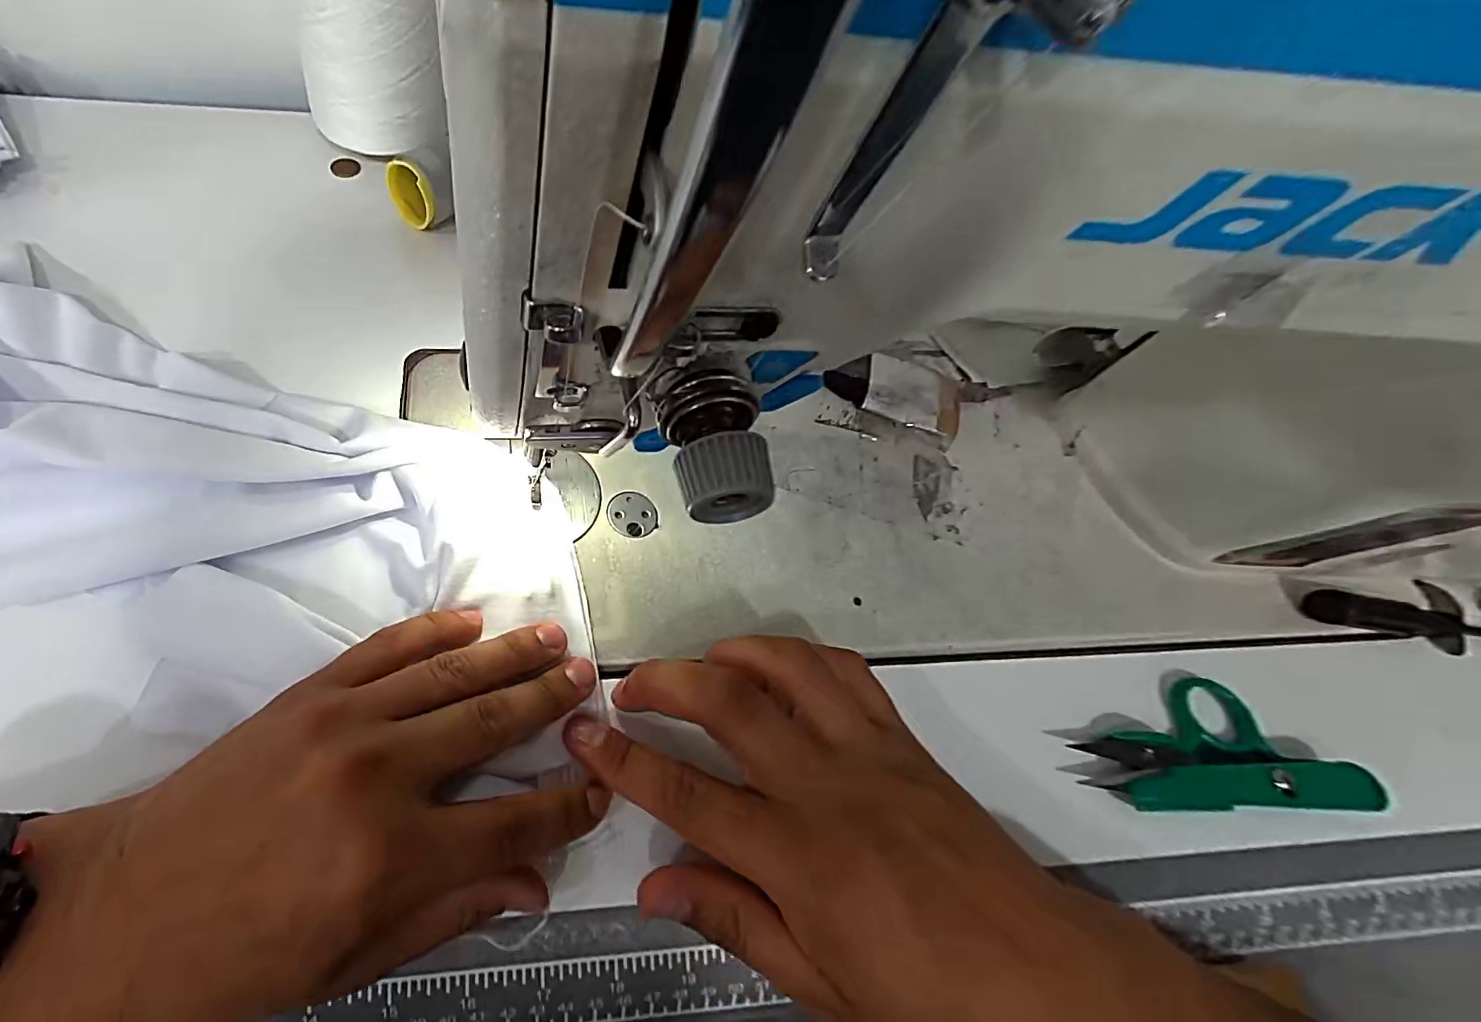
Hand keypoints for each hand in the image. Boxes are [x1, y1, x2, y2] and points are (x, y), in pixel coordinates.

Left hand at [38, 611, 606, 1020]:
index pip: (513, 824)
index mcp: (392, 857)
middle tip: (586, 679)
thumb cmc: (242, 957)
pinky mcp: (305, 695)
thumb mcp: (353, 963)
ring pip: (445, 675)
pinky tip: (467, 622)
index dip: (566, 807)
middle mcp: (376, 775)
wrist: (127, 912)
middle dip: (547, 701)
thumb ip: (450, 911)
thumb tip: (530, 886)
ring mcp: (339, 722)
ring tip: (548, 638)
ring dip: (505, 654)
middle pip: (488, 724)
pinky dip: (429, 632)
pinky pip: (382, 650)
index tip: (597, 788)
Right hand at [562, 637, 1304, 1021]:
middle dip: (664, 681)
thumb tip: (654, 891)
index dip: (624, 761)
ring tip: (699, 664)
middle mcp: (830, 790)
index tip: (584, 734)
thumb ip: (731, 919)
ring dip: (731, 652)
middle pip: (729, 703)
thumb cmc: (931, 998)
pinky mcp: (903, 741)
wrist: (1056, 987)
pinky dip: (799, 656)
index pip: (687, 797)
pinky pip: (847, 673)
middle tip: (629, 687)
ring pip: (788, 668)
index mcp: (802, 860)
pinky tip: (777, 669)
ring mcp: (870, 754)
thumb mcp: (819, 985)